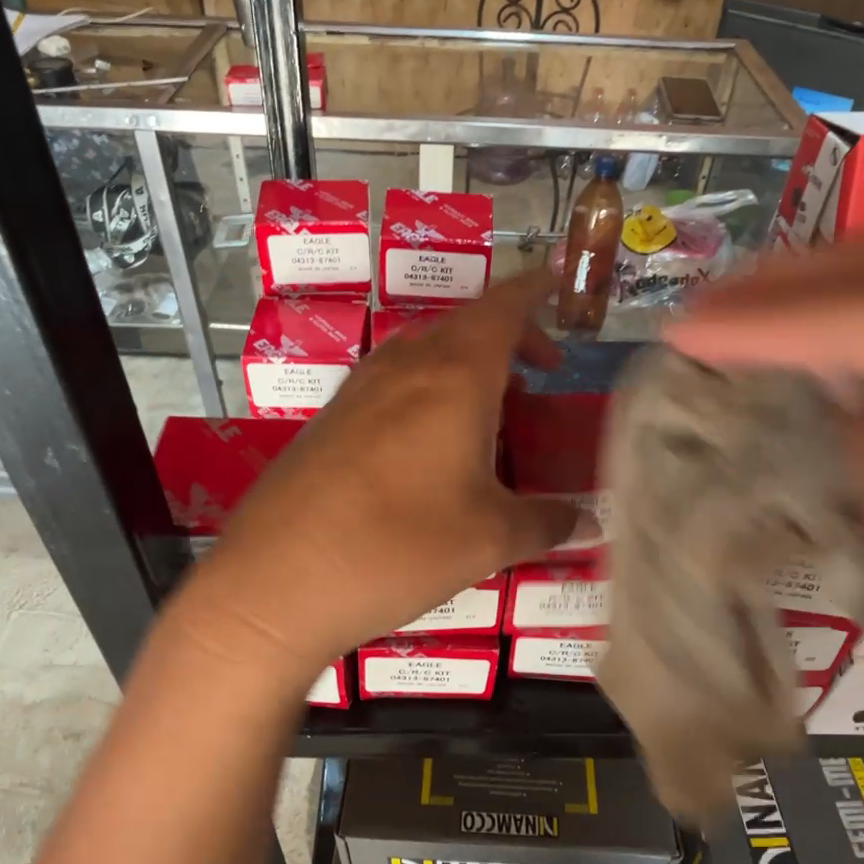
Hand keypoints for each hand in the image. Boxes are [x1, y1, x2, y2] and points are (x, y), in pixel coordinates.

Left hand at [184, 270, 584, 673]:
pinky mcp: (330, 418)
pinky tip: (431, 446)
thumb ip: (546, 523)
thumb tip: (586, 524)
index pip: (504, 306)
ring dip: (466, 365)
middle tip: (541, 377)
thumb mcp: (490, 540)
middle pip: (466, 325)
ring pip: (425, 351)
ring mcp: (359, 388)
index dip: (536, 290)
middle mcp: (405, 365)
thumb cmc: (399, 546)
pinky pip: (393, 382)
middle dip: (511, 339)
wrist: (276, 578)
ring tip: (492, 412)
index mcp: (454, 374)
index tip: (561, 285)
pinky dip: (428, 390)